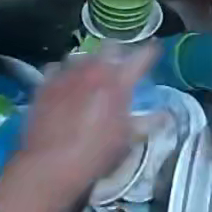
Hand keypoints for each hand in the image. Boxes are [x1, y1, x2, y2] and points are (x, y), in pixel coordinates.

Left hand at [7, 43, 158, 201]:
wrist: (50, 165)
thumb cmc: (96, 153)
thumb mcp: (128, 140)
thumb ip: (148, 122)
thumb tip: (166, 115)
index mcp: (120, 81)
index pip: (142, 56)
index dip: (151, 51)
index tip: (155, 49)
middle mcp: (95, 70)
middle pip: (110, 46)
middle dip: (118, 52)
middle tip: (120, 64)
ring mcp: (68, 74)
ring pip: (82, 55)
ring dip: (89, 62)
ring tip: (91, 74)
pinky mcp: (45, 83)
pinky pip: (56, 67)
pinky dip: (63, 72)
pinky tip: (64, 83)